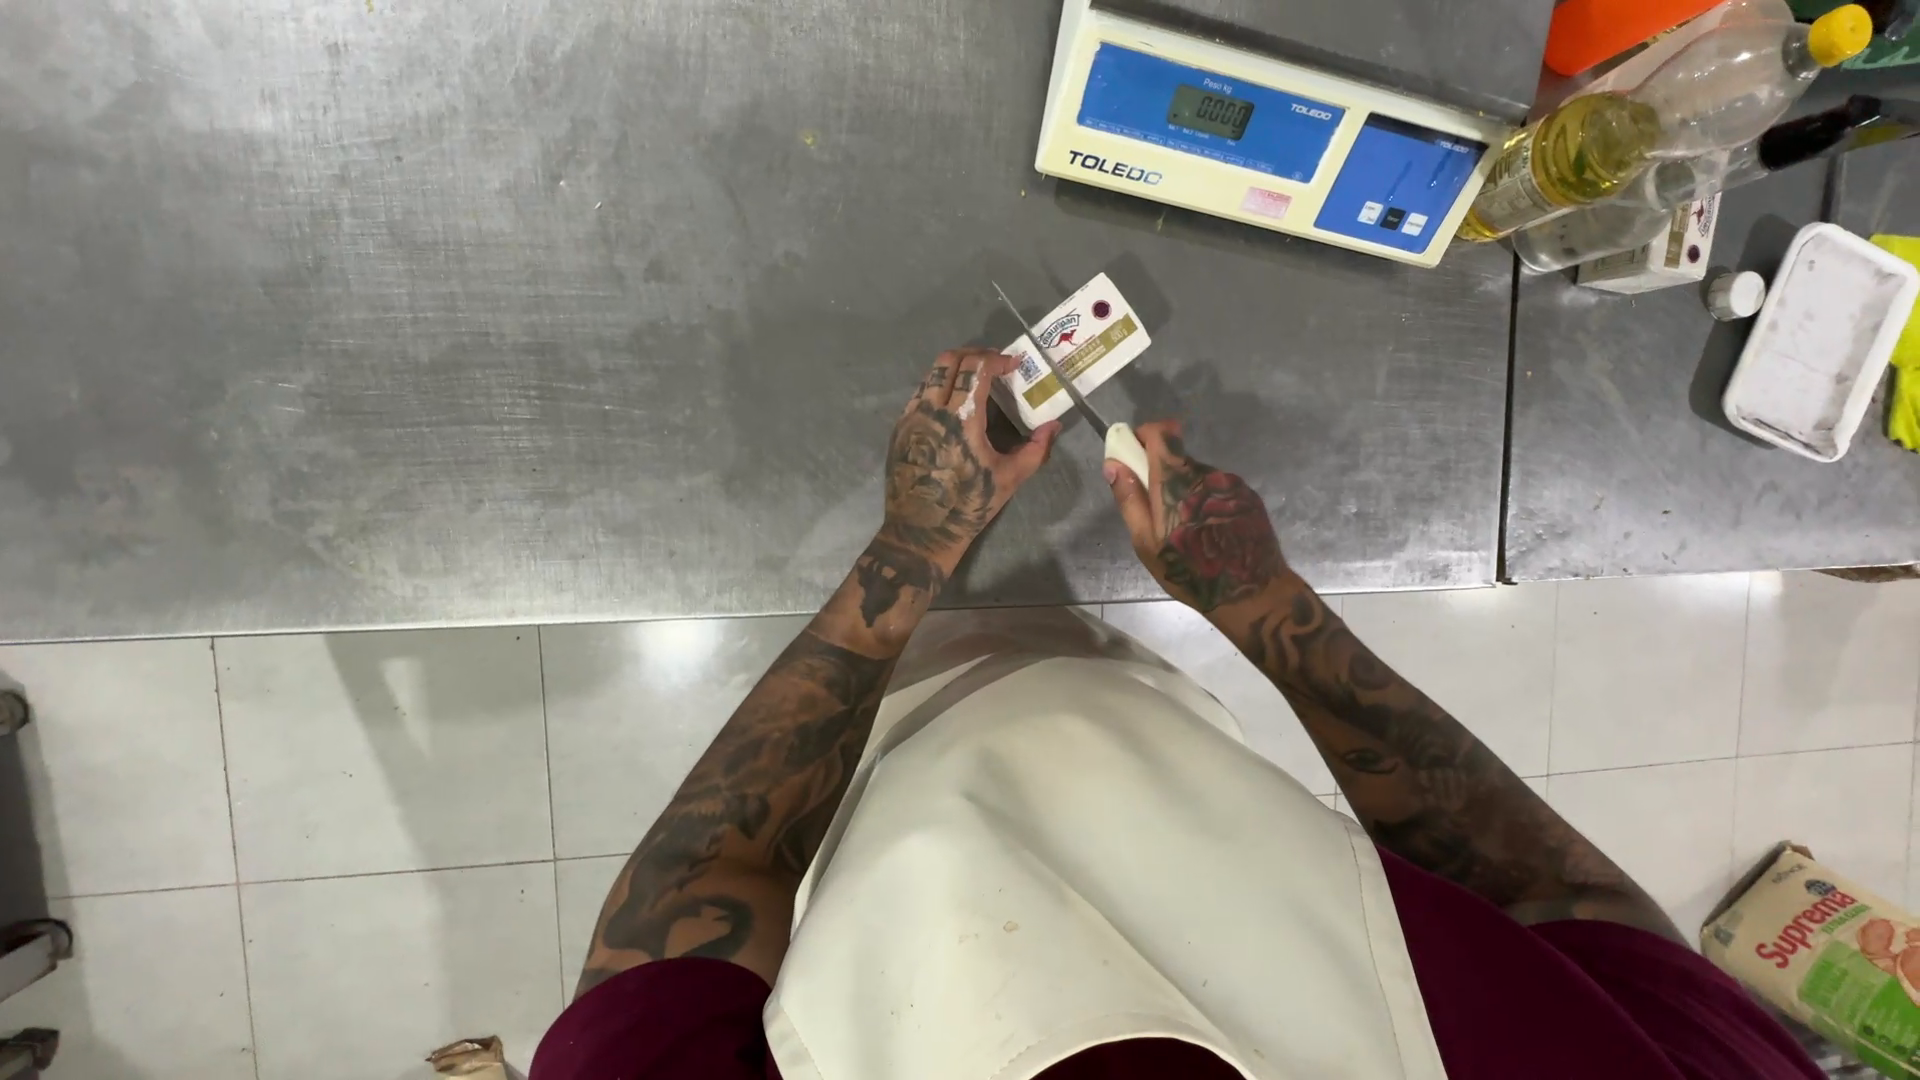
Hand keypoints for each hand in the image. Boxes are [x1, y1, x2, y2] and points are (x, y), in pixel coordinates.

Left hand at [879, 349, 1060, 573]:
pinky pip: (919, 394)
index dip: (997, 359)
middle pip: (948, 360)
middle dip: (974, 355)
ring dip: (954, 369)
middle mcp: (932, 411)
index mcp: (962, 420)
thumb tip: (1054, 426)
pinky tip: (953, 403)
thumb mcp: (1010, 478)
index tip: (1012, 364)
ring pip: (930, 374)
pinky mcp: (900, 429)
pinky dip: (938, 386)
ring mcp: (911, 418)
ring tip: (974, 380)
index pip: (976, 369)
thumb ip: (1036, 449)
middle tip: (993, 364)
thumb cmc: (969, 505)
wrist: (922, 531)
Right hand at [1105, 421, 1288, 613]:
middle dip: (1160, 472)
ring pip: (1195, 473)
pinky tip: (1206, 528)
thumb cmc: (1189, 570)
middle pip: (1176, 456)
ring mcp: (1228, 483)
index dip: (1144, 435)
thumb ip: (1129, 499)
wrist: (1250, 591)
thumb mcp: (1146, 542)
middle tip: (1154, 509)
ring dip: (1183, 488)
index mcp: (1175, 481)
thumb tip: (1112, 465)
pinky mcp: (1245, 494)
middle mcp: (1204, 473)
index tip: (1134, 455)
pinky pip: (1214, 487)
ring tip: (1184, 526)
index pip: (1160, 433)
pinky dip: (1203, 499)